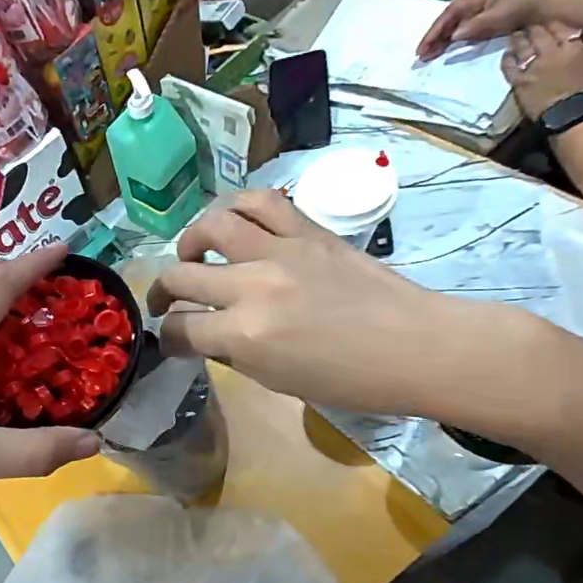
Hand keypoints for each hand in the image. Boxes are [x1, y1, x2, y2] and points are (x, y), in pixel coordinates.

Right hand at [148, 191, 541, 419]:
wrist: (420, 347)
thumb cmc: (348, 379)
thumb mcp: (274, 380)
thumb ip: (229, 353)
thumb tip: (202, 334)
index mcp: (244, 334)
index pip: (179, 327)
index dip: (167, 337)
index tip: (172, 340)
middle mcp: (252, 286)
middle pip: (180, 275)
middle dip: (162, 293)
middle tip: (168, 302)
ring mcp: (281, 252)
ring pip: (211, 225)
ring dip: (190, 242)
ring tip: (194, 254)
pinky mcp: (309, 232)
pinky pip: (261, 202)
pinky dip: (237, 209)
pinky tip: (233, 225)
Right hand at [416, 0, 547, 59]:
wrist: (540, 6)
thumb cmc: (518, 8)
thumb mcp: (495, 17)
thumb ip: (473, 26)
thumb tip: (453, 36)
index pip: (444, 17)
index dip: (431, 35)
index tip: (420, 50)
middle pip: (444, 22)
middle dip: (432, 39)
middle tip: (420, 56)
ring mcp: (472, 6)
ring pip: (450, 25)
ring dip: (439, 40)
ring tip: (428, 55)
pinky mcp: (477, 13)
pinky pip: (458, 26)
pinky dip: (450, 38)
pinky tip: (443, 48)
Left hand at [503, 22, 582, 119]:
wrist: (567, 111)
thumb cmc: (581, 87)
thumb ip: (572, 47)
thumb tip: (563, 38)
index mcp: (574, 47)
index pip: (559, 26)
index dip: (548, 22)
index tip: (542, 20)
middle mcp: (552, 53)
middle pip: (538, 34)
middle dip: (530, 28)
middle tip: (524, 25)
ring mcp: (533, 66)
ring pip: (522, 46)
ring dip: (517, 39)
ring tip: (514, 35)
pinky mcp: (518, 80)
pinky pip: (509, 64)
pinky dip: (507, 58)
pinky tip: (507, 54)